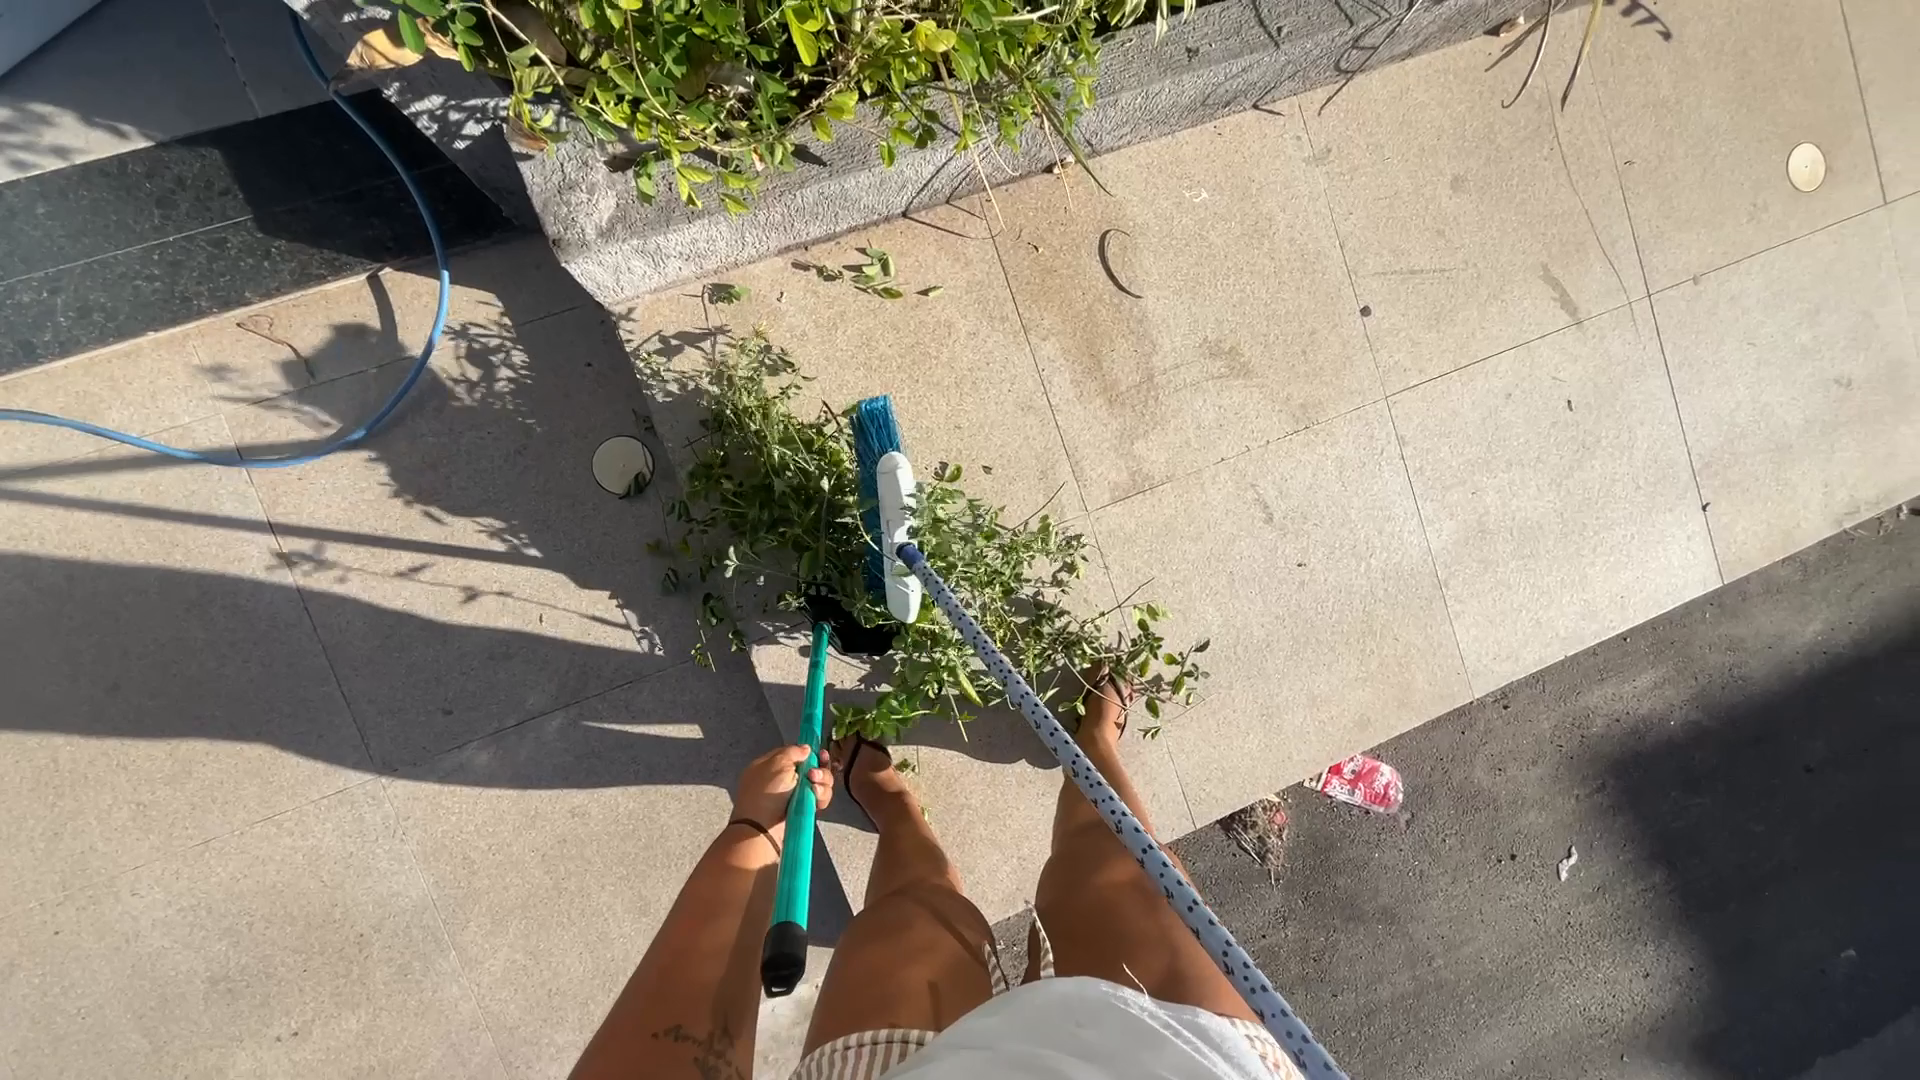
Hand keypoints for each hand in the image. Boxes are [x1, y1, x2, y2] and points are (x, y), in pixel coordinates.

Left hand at [731, 744, 832, 832]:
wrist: (762, 830)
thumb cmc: (766, 793)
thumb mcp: (776, 764)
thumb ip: (793, 751)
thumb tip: (806, 749)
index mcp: (772, 765)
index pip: (796, 753)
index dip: (809, 753)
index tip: (820, 753)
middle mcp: (784, 779)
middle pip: (812, 767)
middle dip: (819, 768)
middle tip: (814, 774)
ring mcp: (794, 795)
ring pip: (820, 782)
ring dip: (822, 782)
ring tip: (814, 787)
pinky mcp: (803, 809)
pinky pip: (819, 798)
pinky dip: (821, 796)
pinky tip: (816, 797)